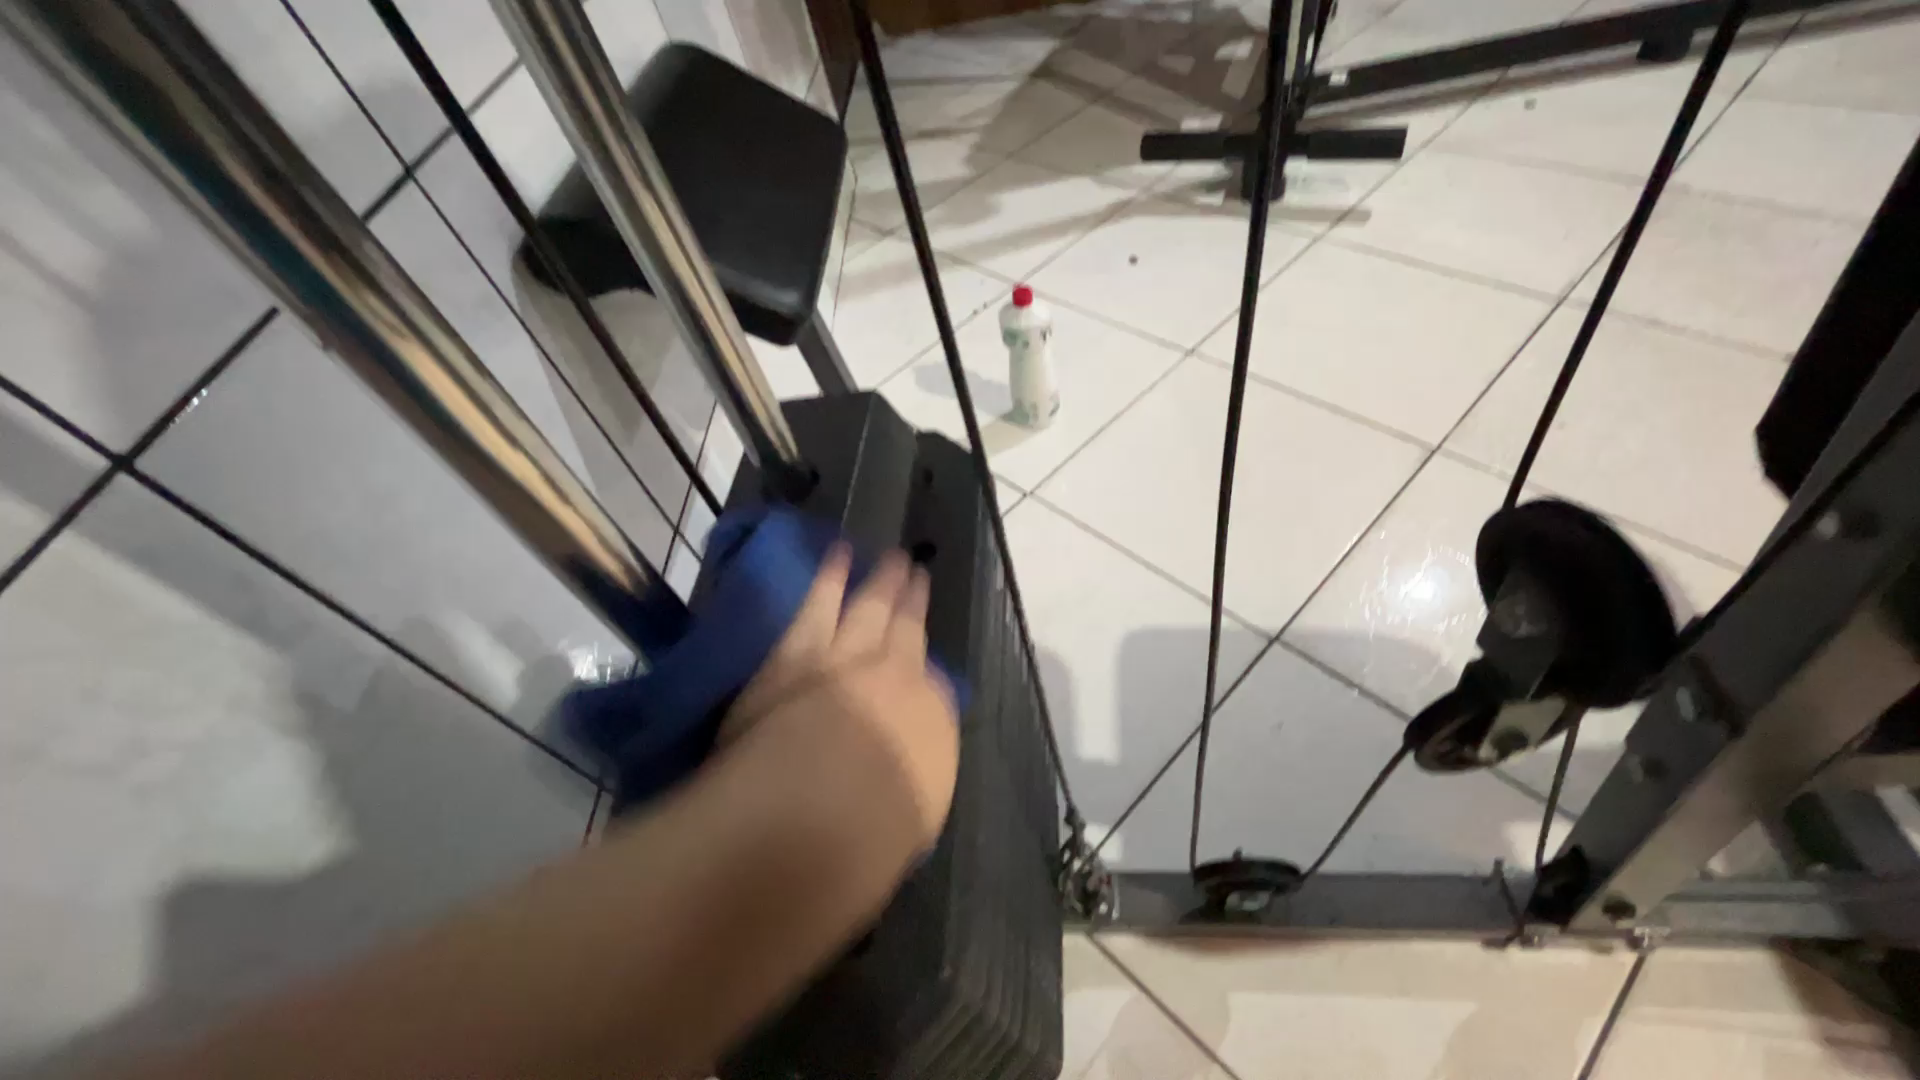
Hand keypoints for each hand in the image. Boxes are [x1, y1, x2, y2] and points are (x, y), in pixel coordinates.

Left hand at [724, 546, 960, 851]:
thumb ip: (903, 792)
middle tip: (918, 575)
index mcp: (931, 730)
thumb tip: (893, 788)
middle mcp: (898, 683)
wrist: (816, 811)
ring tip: (891, 558)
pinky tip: (837, 555)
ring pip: (869, 610)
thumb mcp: (905, 828)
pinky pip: (817, 605)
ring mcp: (847, 661)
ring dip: (881, 582)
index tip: (921, 659)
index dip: (923, 670)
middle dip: (913, 603)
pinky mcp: (797, 652)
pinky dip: (829, 578)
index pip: (930, 694)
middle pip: (907, 634)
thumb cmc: (868, 840)